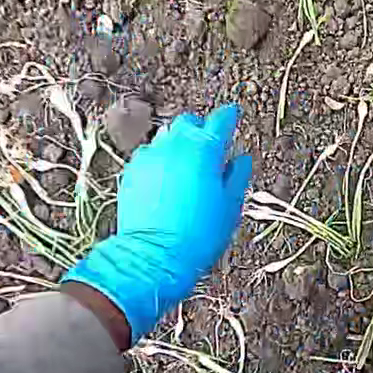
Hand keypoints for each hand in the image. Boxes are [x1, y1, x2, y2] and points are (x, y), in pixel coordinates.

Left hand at [65, 104, 254, 340]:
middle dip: (202, 129)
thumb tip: (240, 159)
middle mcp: (174, 146)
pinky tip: (170, 179)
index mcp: (204, 150)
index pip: (221, 120)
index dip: (230, 116)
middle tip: (212, 147)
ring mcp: (150, 157)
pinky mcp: (132, 172)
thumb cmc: (198, 235)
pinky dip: (162, 160)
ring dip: (180, 143)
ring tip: (190, 164)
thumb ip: (237, 175)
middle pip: (189, 122)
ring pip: (167, 136)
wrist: (154, 258)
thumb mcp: (231, 206)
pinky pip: (150, 155)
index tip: (234, 115)